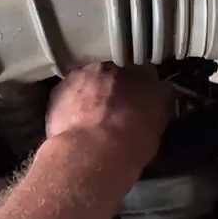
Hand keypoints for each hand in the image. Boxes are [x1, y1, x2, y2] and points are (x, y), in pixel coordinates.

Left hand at [44, 63, 170, 167]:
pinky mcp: (61, 86)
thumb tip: (156, 99)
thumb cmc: (131, 144)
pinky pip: (70, 90)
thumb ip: (156, 106)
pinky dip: (72, 100)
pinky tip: (73, 117)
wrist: (91, 150)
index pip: (146, 75)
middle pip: (115, 73)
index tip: (139, 102)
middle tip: (113, 108)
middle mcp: (114, 67)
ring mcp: (85, 73)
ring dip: (91, 90)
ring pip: (90, 78)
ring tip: (90, 114)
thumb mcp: (156, 127)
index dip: (142, 89)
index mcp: (143, 75)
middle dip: (115, 87)